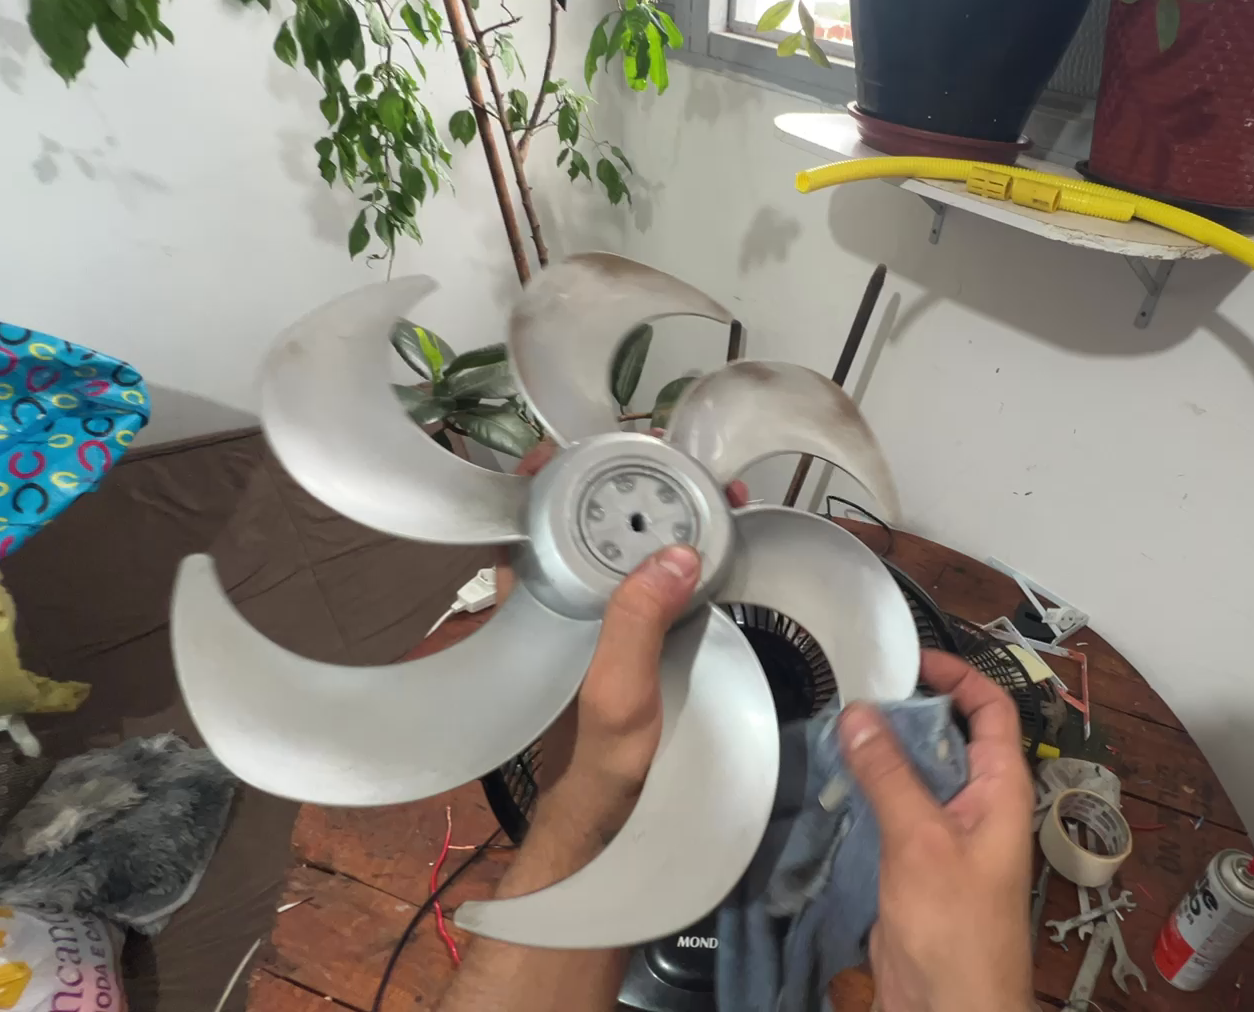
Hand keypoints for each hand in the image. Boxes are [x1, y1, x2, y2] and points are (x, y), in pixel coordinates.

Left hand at [501, 437, 738, 839]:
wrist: (617, 804)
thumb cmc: (599, 758)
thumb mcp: (614, 692)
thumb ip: (637, 624)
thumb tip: (677, 553)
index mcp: (544, 601)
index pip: (534, 520)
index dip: (556, 477)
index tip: (591, 448)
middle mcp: (572, 595)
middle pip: (592, 520)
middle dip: (634, 484)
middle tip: (680, 463)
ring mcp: (610, 608)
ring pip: (632, 543)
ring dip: (669, 513)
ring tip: (716, 493)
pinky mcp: (642, 623)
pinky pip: (661, 572)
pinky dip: (687, 549)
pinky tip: (718, 539)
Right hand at [840, 650, 1035, 1011]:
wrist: (949, 1010)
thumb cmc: (957, 928)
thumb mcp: (921, 840)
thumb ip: (889, 774)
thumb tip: (858, 714)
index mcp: (1001, 786)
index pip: (991, 708)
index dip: (959, 675)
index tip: (914, 660)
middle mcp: (979, 798)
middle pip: (949, 732)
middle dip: (910, 708)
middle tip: (863, 690)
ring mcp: (948, 826)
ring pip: (919, 766)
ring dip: (886, 746)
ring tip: (844, 724)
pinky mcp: (920, 852)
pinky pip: (898, 800)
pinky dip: (872, 782)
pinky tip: (841, 773)